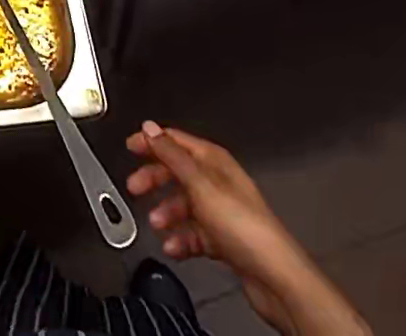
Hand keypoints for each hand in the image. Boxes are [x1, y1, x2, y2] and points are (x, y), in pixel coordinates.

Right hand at [126, 122, 369, 335]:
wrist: (274, 276)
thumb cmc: (243, 226)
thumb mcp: (200, 184)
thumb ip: (171, 155)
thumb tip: (150, 128)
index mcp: (214, 161)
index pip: (176, 141)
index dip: (152, 141)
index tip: (131, 146)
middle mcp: (217, 181)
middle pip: (177, 171)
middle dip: (155, 179)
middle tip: (135, 187)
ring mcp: (221, 210)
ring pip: (184, 204)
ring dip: (167, 213)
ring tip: (157, 224)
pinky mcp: (223, 238)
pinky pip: (194, 232)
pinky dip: (181, 238)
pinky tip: (174, 247)